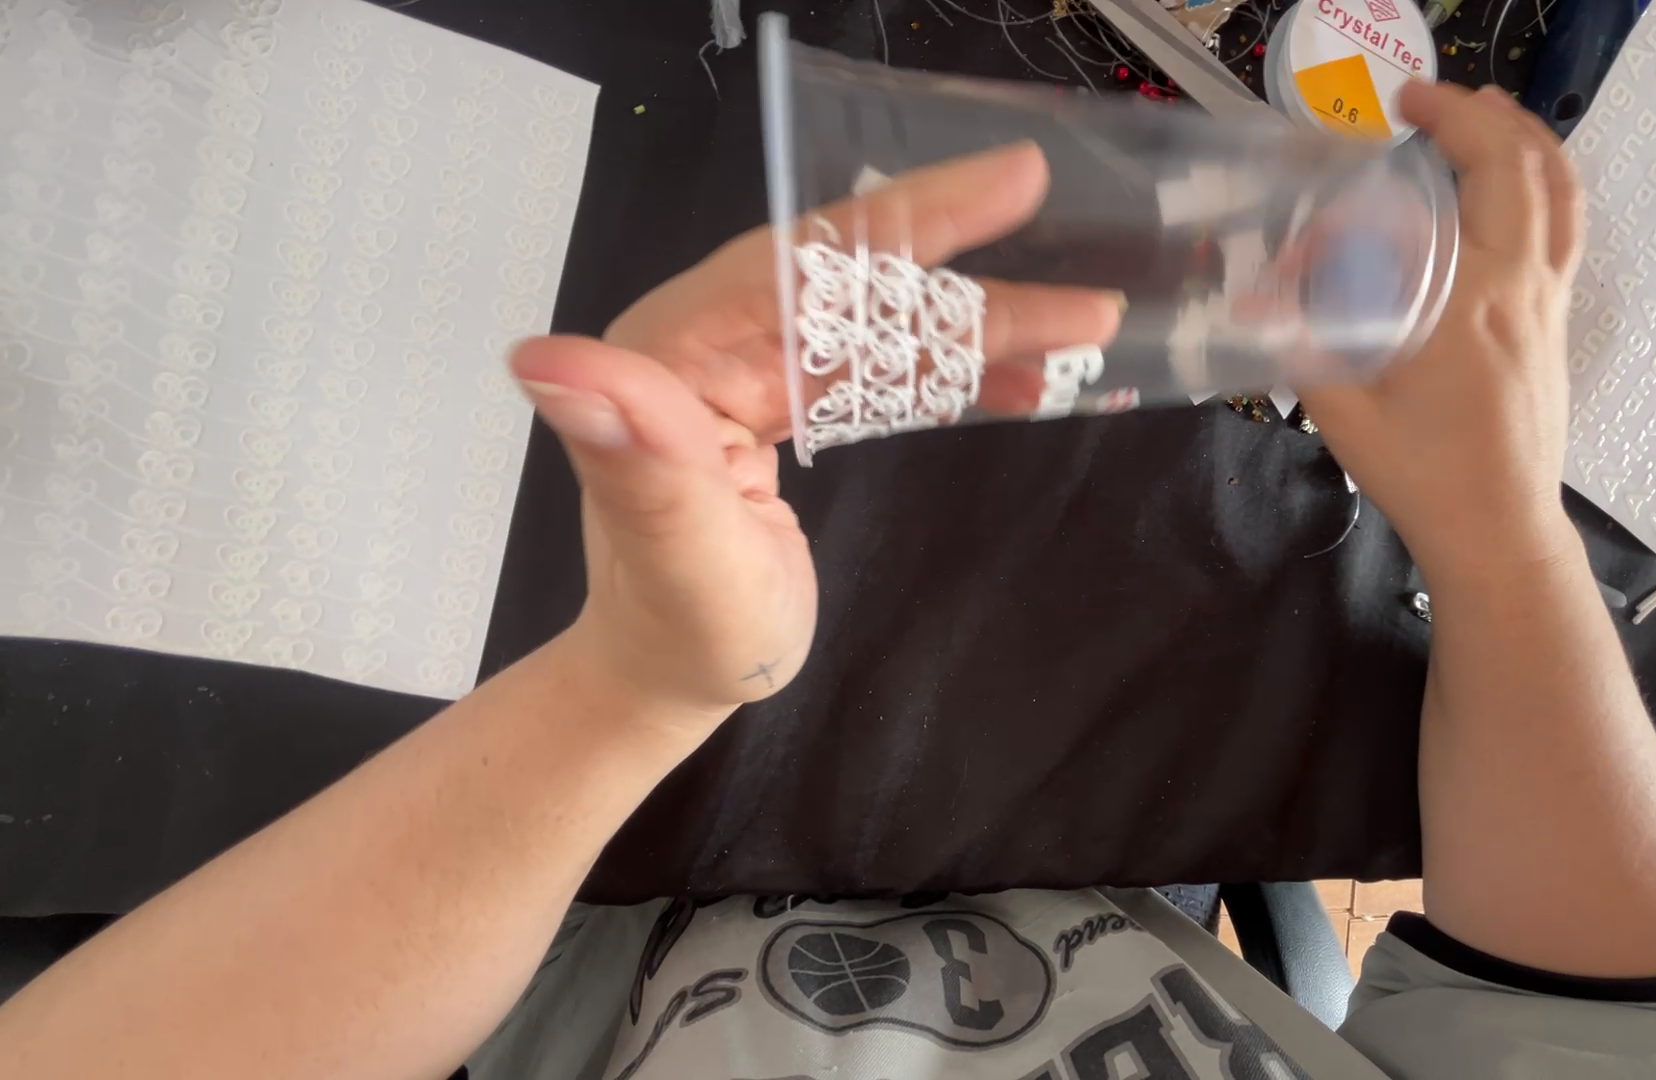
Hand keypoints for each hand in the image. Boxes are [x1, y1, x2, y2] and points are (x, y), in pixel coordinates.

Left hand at [510, 145, 1119, 729]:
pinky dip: (952, 378)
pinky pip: (882, 375)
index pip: (802, 266)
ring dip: (982, 335)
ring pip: (885, 331)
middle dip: (975, 282)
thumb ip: (641, 468)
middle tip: (1083, 276)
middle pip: (859, 287)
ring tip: (1080, 332)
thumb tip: (552, 361)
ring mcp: (754, 374)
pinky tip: (1019, 385)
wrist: (675, 669)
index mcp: (672, 358)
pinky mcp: (788, 407)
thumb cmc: (681, 634)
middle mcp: (712, 344)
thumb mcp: (678, 565)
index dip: (912, 225)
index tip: (1016, 184)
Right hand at [1299, 82, 1585, 577]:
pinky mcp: (1558, 319)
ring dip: (1524, 135)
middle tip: (1424, 100)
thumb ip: (1302, 354)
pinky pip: (1566, 224)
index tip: (1353, 162)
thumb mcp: (1343, 416)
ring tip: (1481, 113)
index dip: (1377, 188)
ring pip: (1561, 189)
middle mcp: (1521, 286)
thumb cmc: (1419, 474)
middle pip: (1522, 167)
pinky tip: (1511, 184)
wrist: (1497, 524)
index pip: (1428, 209)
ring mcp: (1551, 300)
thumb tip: (1261, 312)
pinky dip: (1543, 179)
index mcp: (1464, 305)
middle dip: (1475, 114)